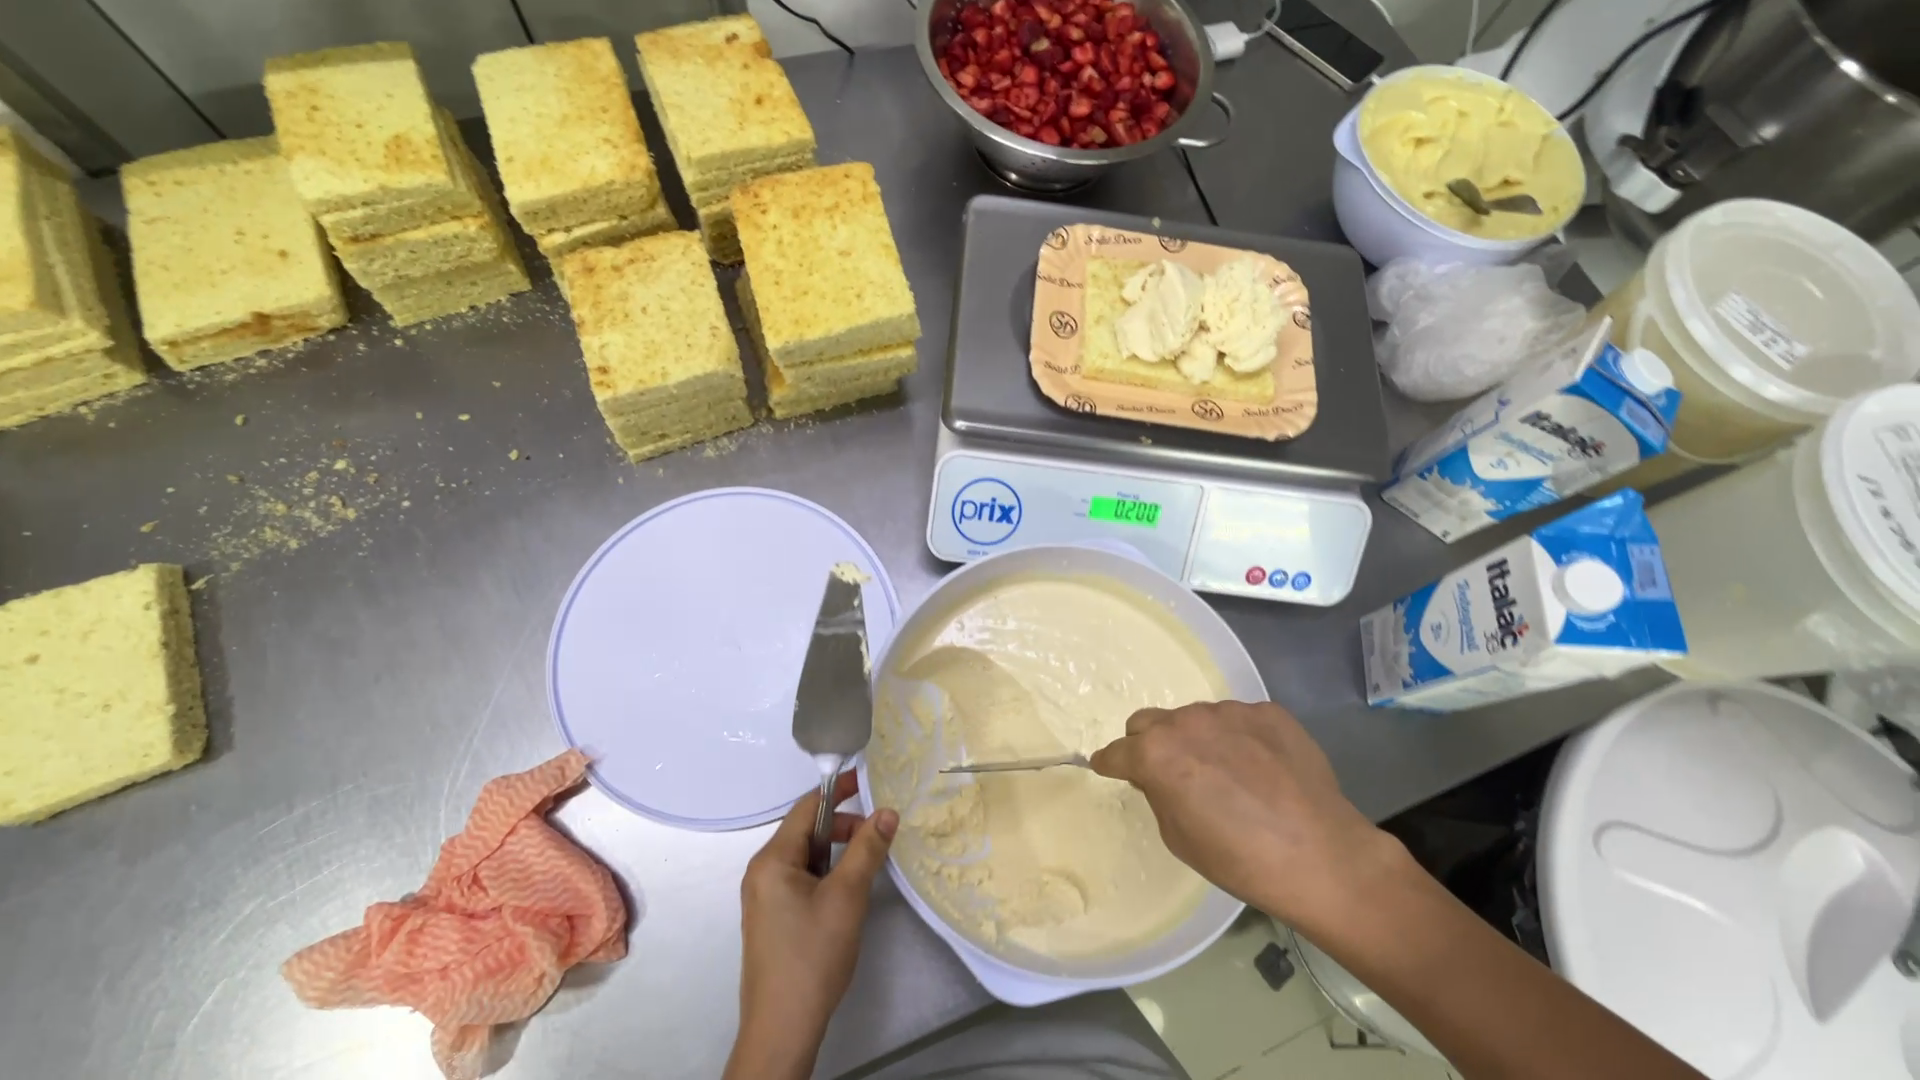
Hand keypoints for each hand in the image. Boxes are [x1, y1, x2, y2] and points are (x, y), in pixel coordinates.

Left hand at [724, 772, 897, 1079]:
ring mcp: (764, 897)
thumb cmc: (813, 955)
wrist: (783, 1026)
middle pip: (805, 831)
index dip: (838, 790)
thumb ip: (867, 849)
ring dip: (837, 852)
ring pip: (806, 858)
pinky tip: (848, 891)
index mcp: (772, 860)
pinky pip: (801, 879)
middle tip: (877, 835)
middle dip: (842, 826)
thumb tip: (887, 811)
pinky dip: (827, 873)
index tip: (868, 778)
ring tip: (868, 863)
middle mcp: (762, 872)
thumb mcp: (847, 897)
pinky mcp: (773, 919)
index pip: (806, 808)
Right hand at [1090, 701, 1406, 935]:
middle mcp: (1187, 722)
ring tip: (1228, 776)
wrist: (1321, 856)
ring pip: (1196, 719)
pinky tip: (1262, 771)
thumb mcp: (1178, 837)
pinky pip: (1239, 721)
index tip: (1110, 768)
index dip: (1111, 763)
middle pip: (1150, 722)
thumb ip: (1158, 794)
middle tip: (1171, 774)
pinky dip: (1239, 739)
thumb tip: (1158, 775)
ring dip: (1198, 740)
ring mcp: (1231, 712)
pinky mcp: (1269, 712)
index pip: (1117, 751)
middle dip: (1149, 744)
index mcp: (1156, 754)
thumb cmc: (1239, 859)